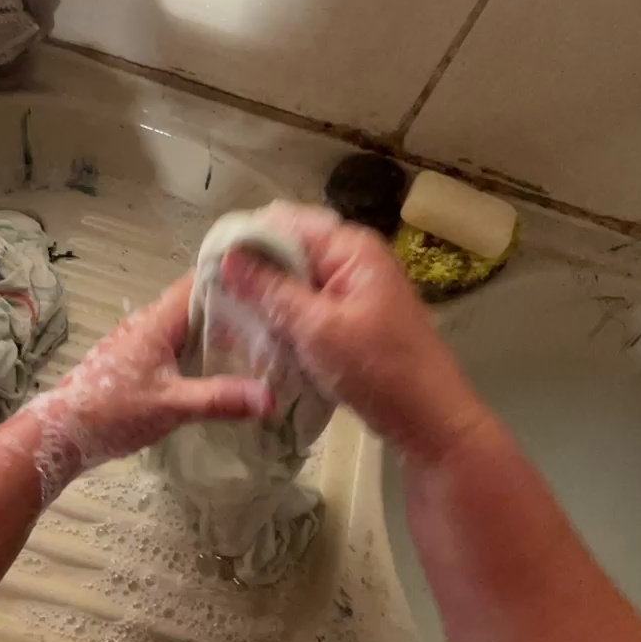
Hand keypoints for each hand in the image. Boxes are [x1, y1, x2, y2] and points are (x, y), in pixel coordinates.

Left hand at [21, 274, 273, 501]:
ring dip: (219, 332)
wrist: (63, 432)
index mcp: (157, 321)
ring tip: (260, 341)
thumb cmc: (111, 412)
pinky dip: (203, 351)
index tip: (268, 280)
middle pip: (199, 304)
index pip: (199, 282)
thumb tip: (269, 399)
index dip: (232, 278)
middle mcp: (151, 324)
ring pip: (189, 327)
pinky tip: (224, 368)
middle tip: (276, 317)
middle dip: (234, 309)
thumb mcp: (170, 406)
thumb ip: (219, 400)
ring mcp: (144, 342)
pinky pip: (179, 346)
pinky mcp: (141, 362)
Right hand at [220, 202, 488, 464]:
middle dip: (254, 271)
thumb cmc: (378, 370)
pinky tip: (260, 336)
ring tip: (229, 317)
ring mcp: (353, 291)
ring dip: (267, 298)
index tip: (211, 267)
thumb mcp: (318, 328)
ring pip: (297, 281)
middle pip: (290, 250)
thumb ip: (272, 290)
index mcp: (351, 249)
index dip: (247, 239)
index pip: (286, 222)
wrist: (429, 419)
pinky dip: (286, 318)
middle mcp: (353, 260)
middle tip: (216, 296)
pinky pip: (309, 307)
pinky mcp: (351, 319)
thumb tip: (229, 257)